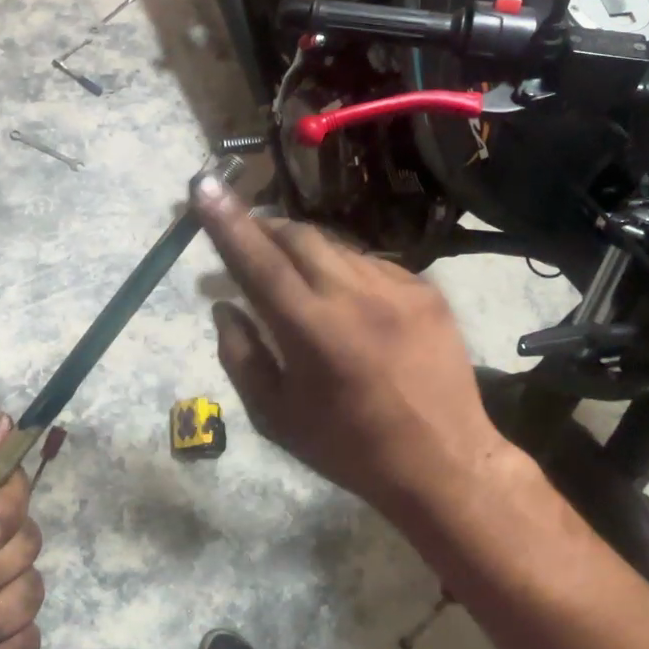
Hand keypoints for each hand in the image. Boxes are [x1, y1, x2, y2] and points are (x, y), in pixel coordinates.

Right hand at [191, 175, 511, 509]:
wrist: (445, 463)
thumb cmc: (348, 448)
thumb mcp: (275, 417)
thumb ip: (240, 355)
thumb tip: (224, 306)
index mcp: (313, 331)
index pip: (258, 261)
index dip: (225, 221)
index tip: (203, 185)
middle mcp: (355, 297)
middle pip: (297, 237)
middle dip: (263, 227)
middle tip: (243, 236)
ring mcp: (397, 288)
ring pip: (334, 247)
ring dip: (302, 251)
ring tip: (291, 274)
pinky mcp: (426, 291)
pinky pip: (370, 264)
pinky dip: (342, 270)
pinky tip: (342, 299)